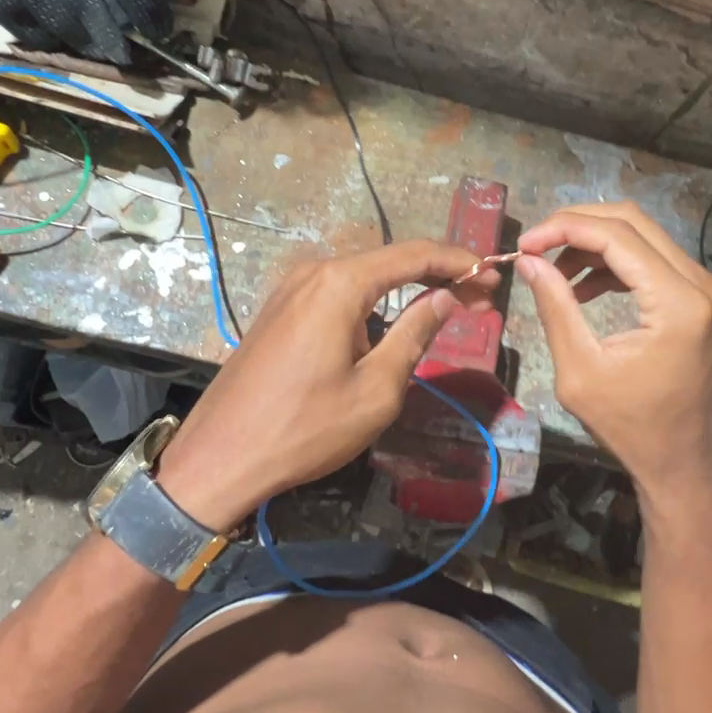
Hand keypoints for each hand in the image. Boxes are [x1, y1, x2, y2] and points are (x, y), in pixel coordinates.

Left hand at [154, 239, 494, 530]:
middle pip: (389, 260)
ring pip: (364, 276)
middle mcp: (315, 272)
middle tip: (479, 297)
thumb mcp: (375, 389)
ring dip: (406, 288)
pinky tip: (394, 322)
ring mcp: (292, 289)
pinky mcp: (280, 310)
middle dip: (437, 274)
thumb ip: (415, 335)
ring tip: (445, 308)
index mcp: (340, 283)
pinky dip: (374, 301)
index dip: (459, 262)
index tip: (493, 275)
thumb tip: (447, 298)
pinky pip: (338, 293)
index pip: (414, 254)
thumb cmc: (304, 428)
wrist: (218, 458)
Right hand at [516, 203, 711, 498]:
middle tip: (536, 246)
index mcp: (676, 302)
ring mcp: (704, 290)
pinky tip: (582, 288)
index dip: (564, 228)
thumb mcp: (580, 370)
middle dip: (577, 224)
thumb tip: (529, 261)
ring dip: (593, 243)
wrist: (684, 464)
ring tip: (552, 270)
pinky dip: (614, 263)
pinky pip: (651, 260)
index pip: (617, 235)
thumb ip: (556, 307)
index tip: (524, 245)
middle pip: (633, 221)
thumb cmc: (630, 426)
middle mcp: (699, 283)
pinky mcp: (698, 299)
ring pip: (642, 236)